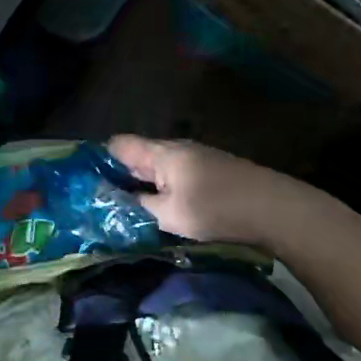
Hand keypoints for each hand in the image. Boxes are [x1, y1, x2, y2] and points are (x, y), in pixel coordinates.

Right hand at [107, 135, 311, 247]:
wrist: (275, 209)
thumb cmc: (217, 209)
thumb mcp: (169, 214)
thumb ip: (136, 206)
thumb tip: (112, 201)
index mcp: (161, 152)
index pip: (117, 145)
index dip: (98, 161)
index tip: (85, 184)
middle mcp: (176, 148)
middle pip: (137, 155)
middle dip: (119, 175)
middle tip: (100, 202)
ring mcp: (196, 157)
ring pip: (157, 166)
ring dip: (142, 184)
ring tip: (127, 209)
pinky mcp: (211, 171)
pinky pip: (175, 174)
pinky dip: (163, 188)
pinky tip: (162, 208)